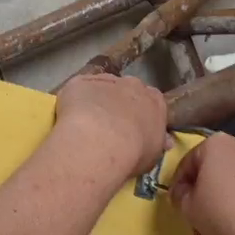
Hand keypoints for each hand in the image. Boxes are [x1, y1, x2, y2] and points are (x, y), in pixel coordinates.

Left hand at [52, 73, 168, 187]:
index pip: (152, 101)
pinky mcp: (78, 82)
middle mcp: (132, 85)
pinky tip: (70, 117)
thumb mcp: (154, 154)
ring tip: (87, 123)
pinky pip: (77, 90)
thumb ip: (157, 143)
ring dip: (96, 100)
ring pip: (100, 87)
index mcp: (154, 101)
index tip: (134, 126)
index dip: (141, 113)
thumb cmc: (134, 152)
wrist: (101, 140)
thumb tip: (165, 141)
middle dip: (119, 103)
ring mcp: (104, 80)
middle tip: (110, 125)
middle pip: (126, 90)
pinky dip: (74, 100)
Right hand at [169, 131, 234, 234]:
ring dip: (224, 203)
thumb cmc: (228, 213)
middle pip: (213, 172)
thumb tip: (184, 194)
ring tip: (222, 232)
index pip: (187, 164)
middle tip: (199, 223)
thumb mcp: (190, 210)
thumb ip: (180, 198)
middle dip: (204, 197)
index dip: (178, 188)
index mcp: (216, 144)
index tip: (178, 208)